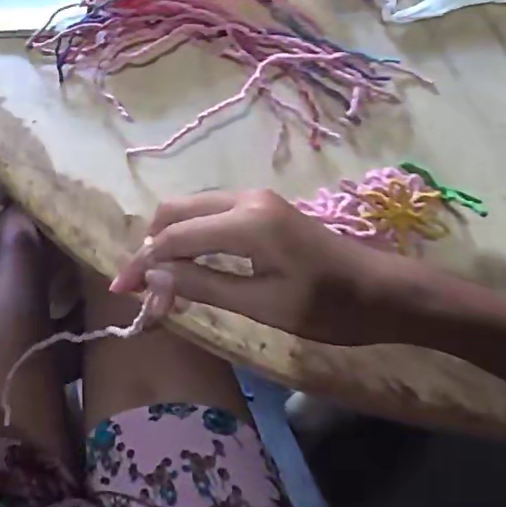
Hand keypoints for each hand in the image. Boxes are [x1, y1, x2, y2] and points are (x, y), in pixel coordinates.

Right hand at [109, 190, 405, 345]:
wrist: (384, 291)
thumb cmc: (330, 307)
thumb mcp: (264, 305)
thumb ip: (205, 286)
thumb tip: (154, 279)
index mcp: (247, 222)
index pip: (175, 236)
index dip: (144, 263)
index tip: (121, 291)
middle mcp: (245, 198)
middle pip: (175, 211)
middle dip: (150, 246)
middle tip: (141, 289)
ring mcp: (254, 199)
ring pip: (191, 209)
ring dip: (169, 240)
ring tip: (161, 283)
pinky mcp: (262, 208)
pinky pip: (211, 214)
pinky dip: (190, 236)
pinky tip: (188, 266)